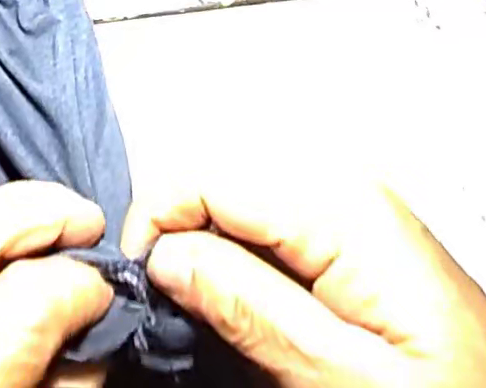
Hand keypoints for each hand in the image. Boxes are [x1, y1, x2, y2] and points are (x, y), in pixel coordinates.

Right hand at [121, 181, 485, 387]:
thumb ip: (251, 309)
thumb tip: (166, 255)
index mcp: (344, 208)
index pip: (210, 175)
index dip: (159, 220)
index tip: (139, 281)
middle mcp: (342, 188)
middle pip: (219, 178)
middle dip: (179, 232)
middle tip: (169, 305)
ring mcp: (345, 208)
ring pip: (235, 199)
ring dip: (203, 247)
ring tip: (201, 310)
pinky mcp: (346, 235)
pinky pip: (264, 224)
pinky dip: (235, 257)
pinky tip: (240, 303)